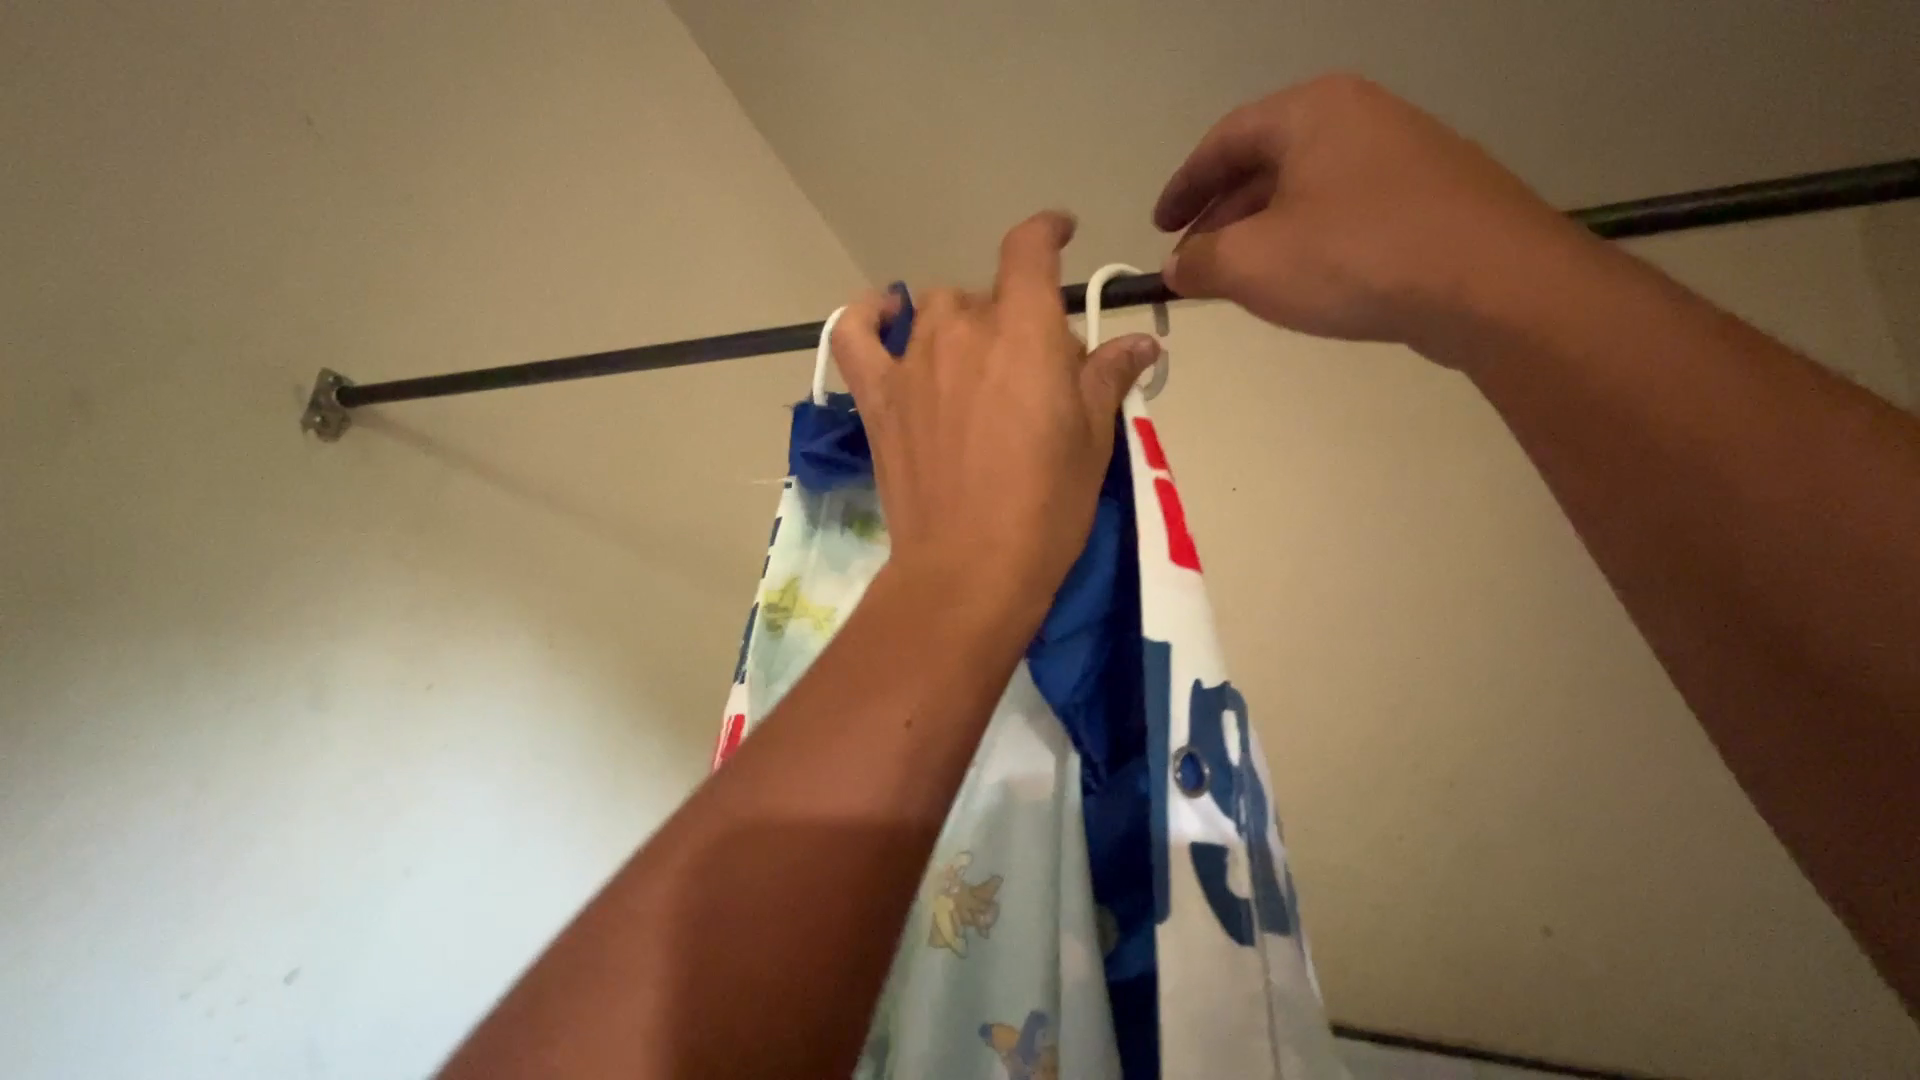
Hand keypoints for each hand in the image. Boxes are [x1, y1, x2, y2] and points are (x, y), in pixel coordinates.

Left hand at [831, 211, 1161, 609]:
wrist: (969, 569)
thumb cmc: (1046, 508)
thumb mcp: (1093, 442)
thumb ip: (1109, 379)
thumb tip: (1140, 343)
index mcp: (1025, 332)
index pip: (1029, 249)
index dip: (1047, 231)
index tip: (1062, 235)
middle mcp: (963, 330)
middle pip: (987, 294)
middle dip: (1014, 321)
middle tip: (1031, 378)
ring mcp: (912, 362)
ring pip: (934, 310)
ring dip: (959, 325)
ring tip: (974, 369)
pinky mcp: (877, 398)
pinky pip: (855, 335)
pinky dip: (866, 316)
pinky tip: (884, 314)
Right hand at [1154, 74, 1592, 357]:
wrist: (1491, 284)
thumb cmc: (1355, 259)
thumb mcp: (1252, 265)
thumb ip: (1199, 263)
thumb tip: (1178, 267)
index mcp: (1310, 113)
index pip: (1224, 142)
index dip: (1183, 187)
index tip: (1159, 228)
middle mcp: (1358, 117)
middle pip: (1266, 164)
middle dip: (1221, 217)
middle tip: (1194, 265)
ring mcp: (1402, 153)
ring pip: (1307, 191)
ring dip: (1262, 233)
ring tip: (1240, 280)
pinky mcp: (1431, 195)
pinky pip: (1346, 211)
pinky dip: (1307, 241)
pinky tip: (1302, 282)